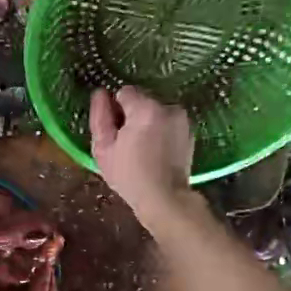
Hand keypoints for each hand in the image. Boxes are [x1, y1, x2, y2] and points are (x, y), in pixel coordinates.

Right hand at [89, 86, 196, 229]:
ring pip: (156, 111)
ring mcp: (182, 118)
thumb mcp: (104, 149)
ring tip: (143, 149)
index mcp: (145, 108)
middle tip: (128, 144)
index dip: (116, 111)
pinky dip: (162, 131)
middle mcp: (168, 106)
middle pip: (142, 100)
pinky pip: (169, 123)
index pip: (124, 92)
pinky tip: (157, 152)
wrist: (165, 198)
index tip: (116, 133)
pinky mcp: (190, 131)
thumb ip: (100, 116)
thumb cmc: (129, 176)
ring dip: (148, 122)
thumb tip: (100, 93)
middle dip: (133, 116)